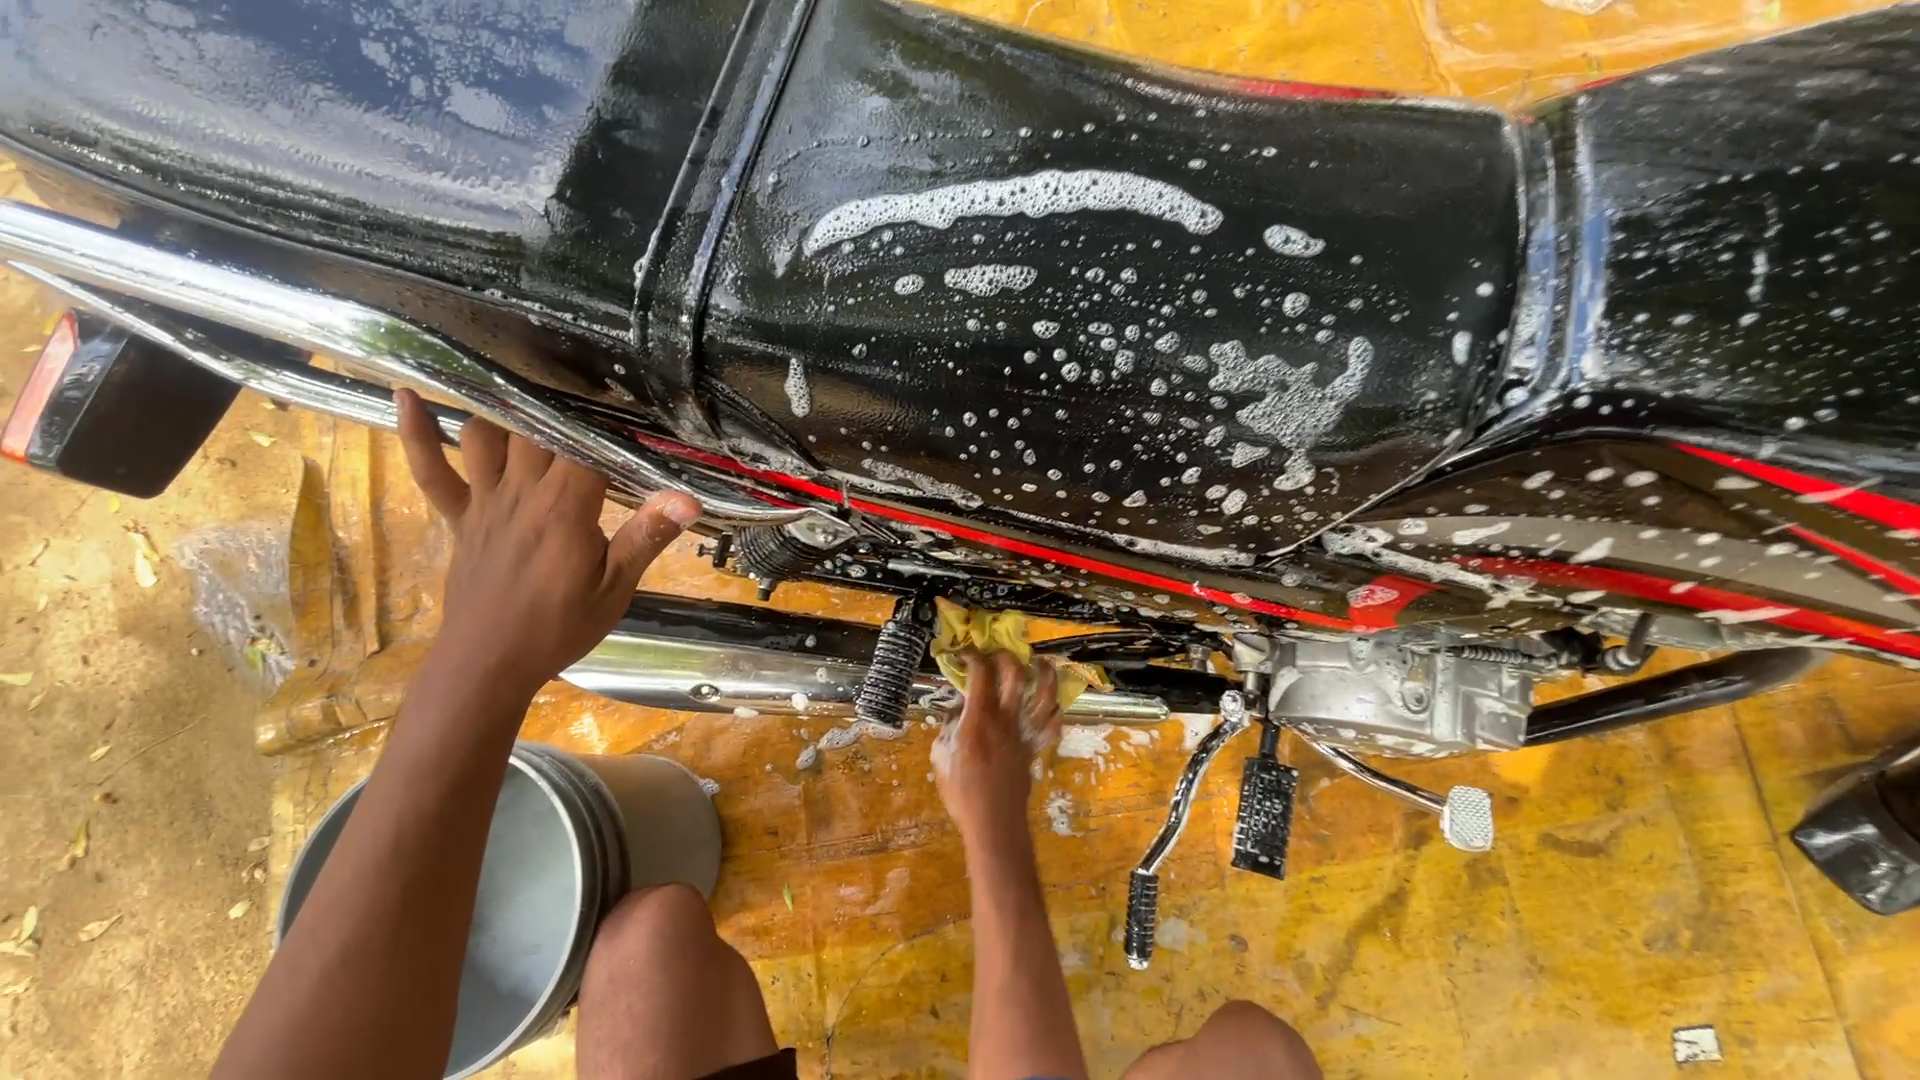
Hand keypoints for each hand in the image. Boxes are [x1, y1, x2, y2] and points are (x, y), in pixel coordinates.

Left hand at [395, 389, 701, 695]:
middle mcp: (520, 494)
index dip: (608, 423)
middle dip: (562, 411)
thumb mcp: (615, 588)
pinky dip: (416, 433)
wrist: (489, 663)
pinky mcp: (460, 518)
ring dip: (508, 416)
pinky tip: (406, 397)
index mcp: (563, 509)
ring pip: (487, 437)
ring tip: (531, 398)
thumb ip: (646, 537)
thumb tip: (688, 500)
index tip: (631, 411)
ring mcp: (483, 502)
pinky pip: (430, 471)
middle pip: (536, 431)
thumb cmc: (559, 627)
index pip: (585, 447)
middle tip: (588, 395)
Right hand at [933, 651, 1061, 846]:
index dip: (973, 657)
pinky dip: (1055, 710)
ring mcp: (1025, 732)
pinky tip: (1051, 703)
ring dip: (1045, 674)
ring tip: (1040, 663)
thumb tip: (956, 711)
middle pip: (1015, 674)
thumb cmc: (961, 793)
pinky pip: (1053, 725)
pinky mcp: (1036, 747)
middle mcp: (1005, 719)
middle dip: (1007, 656)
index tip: (966, 654)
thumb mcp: (940, 757)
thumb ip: (948, 728)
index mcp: (978, 718)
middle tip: (998, 654)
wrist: (994, 821)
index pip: (980, 674)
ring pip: (1045, 694)